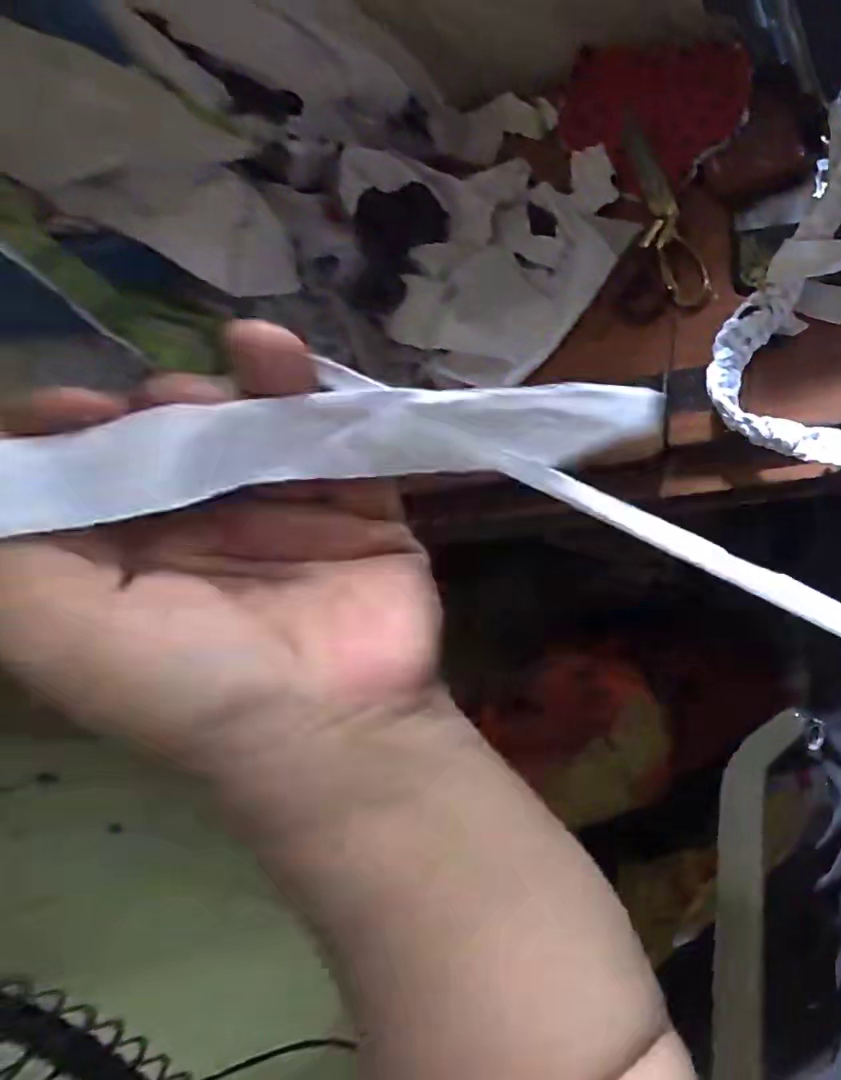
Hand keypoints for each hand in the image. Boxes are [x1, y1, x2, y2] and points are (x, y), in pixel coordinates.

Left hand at [0, 322, 443, 779]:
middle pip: (189, 440)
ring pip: (275, 438)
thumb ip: (15, 526)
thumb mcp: (45, 616)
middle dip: (174, 406)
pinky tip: (307, 373)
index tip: (76, 409)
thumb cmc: (180, 676)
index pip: (95, 464)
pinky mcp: (373, 518)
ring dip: (261, 387)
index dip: (76, 424)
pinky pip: (353, 459)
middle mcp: (210, 525)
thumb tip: (25, 432)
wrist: (328, 716)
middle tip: (174, 402)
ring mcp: (300, 519)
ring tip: (255, 343)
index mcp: (124, 548)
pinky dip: (337, 416)